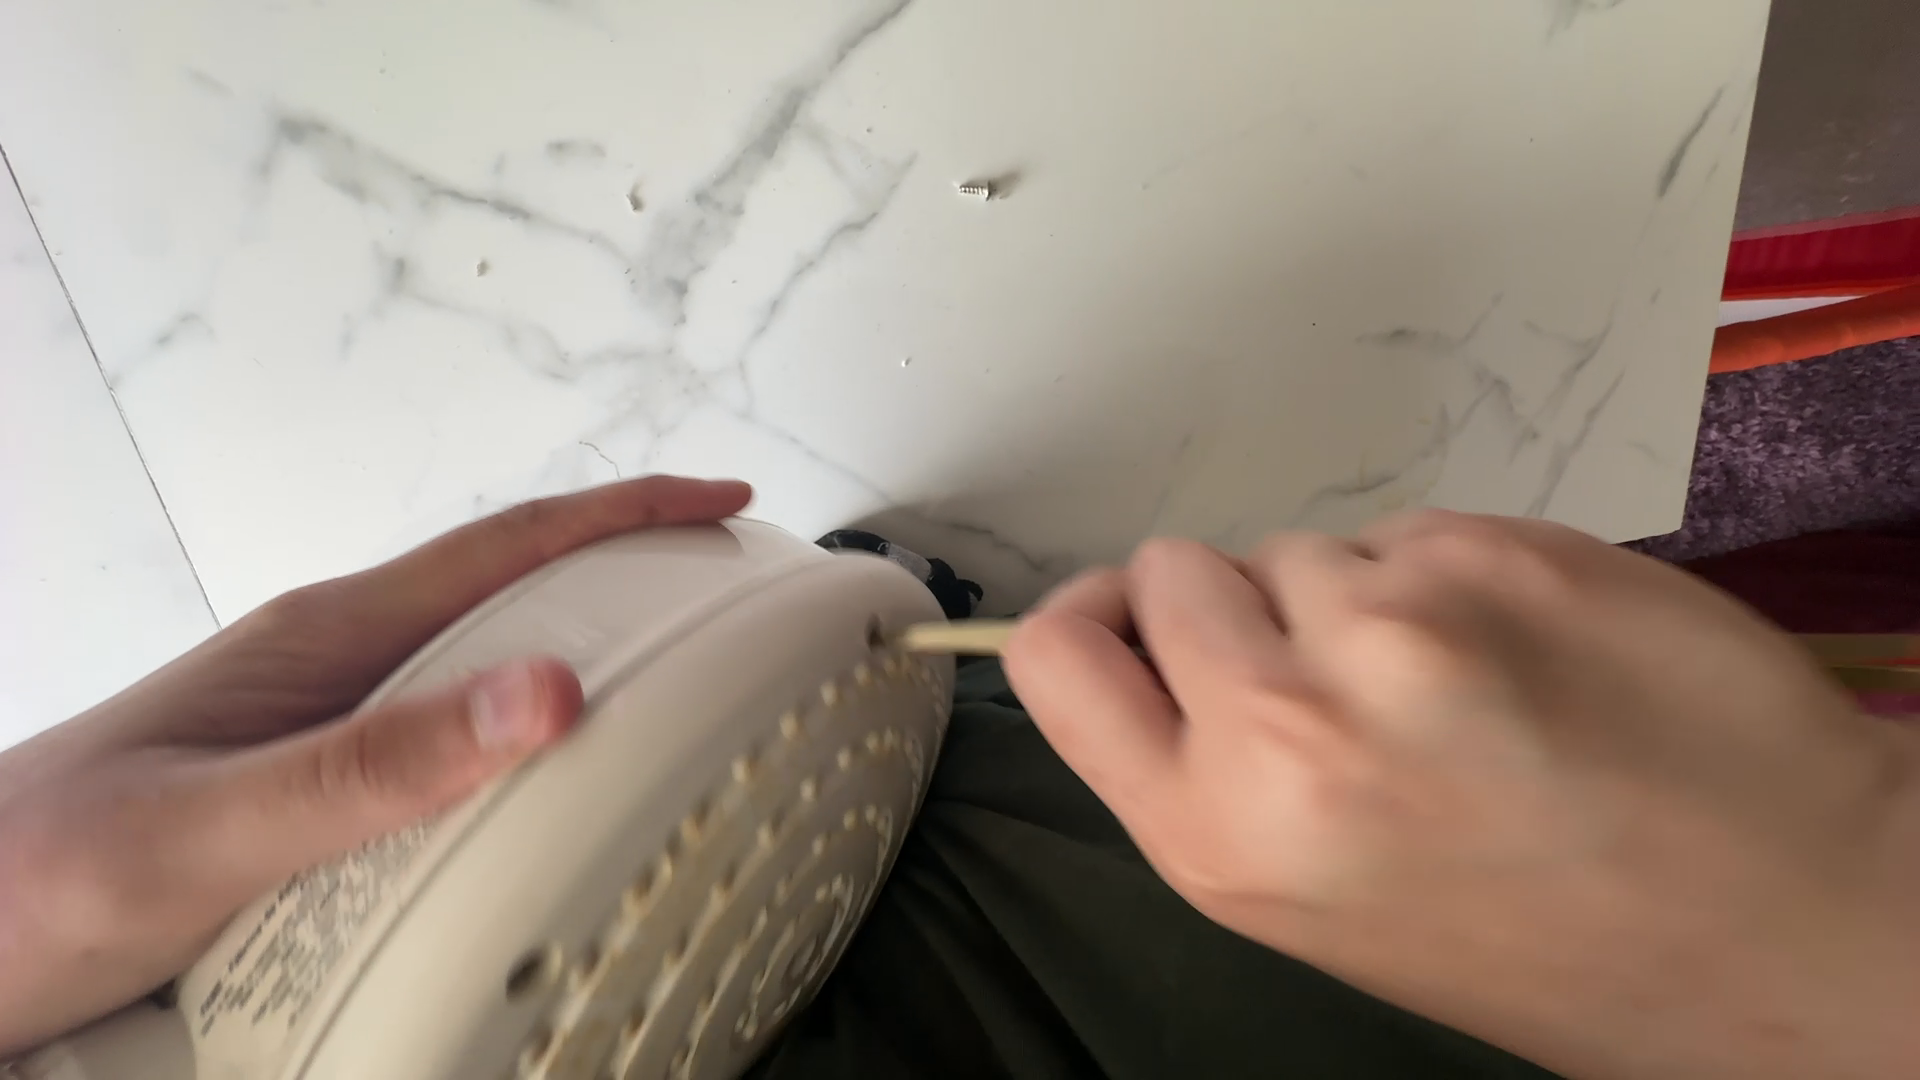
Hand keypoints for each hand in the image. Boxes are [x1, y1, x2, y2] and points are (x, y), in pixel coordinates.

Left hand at [0, 475, 751, 1054]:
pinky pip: (488, 712)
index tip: (724, 500)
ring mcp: (358, 705)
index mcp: (345, 631)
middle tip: (727, 580)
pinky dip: (556, 706)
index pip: (523, 538)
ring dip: (605, 632)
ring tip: (679, 658)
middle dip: (642, 557)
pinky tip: (576, 746)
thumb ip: (374, 767)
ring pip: (515, 644)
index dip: (635, 509)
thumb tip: (553, 691)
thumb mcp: (204, 833)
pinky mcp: (356, 762)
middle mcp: (363, 652)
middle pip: (536, 576)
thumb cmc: (19, 892)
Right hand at [1006, 511, 1919, 1079]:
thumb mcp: (1282, 882)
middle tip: (1317, 676)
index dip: (1084, 616)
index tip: (1137, 621)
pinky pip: (1393, 535)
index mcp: (1211, 828)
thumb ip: (1180, 753)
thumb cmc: (1492, 921)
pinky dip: (1430, 580)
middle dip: (1224, 606)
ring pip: (1286, 550)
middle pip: (1165, 569)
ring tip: (1438, 683)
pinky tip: (1512, 653)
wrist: (1781, 935)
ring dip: (1335, 600)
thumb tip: (1137, 631)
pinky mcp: (1492, 556)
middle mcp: (1280, 728)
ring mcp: (1392, 631)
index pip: (1055, 657)